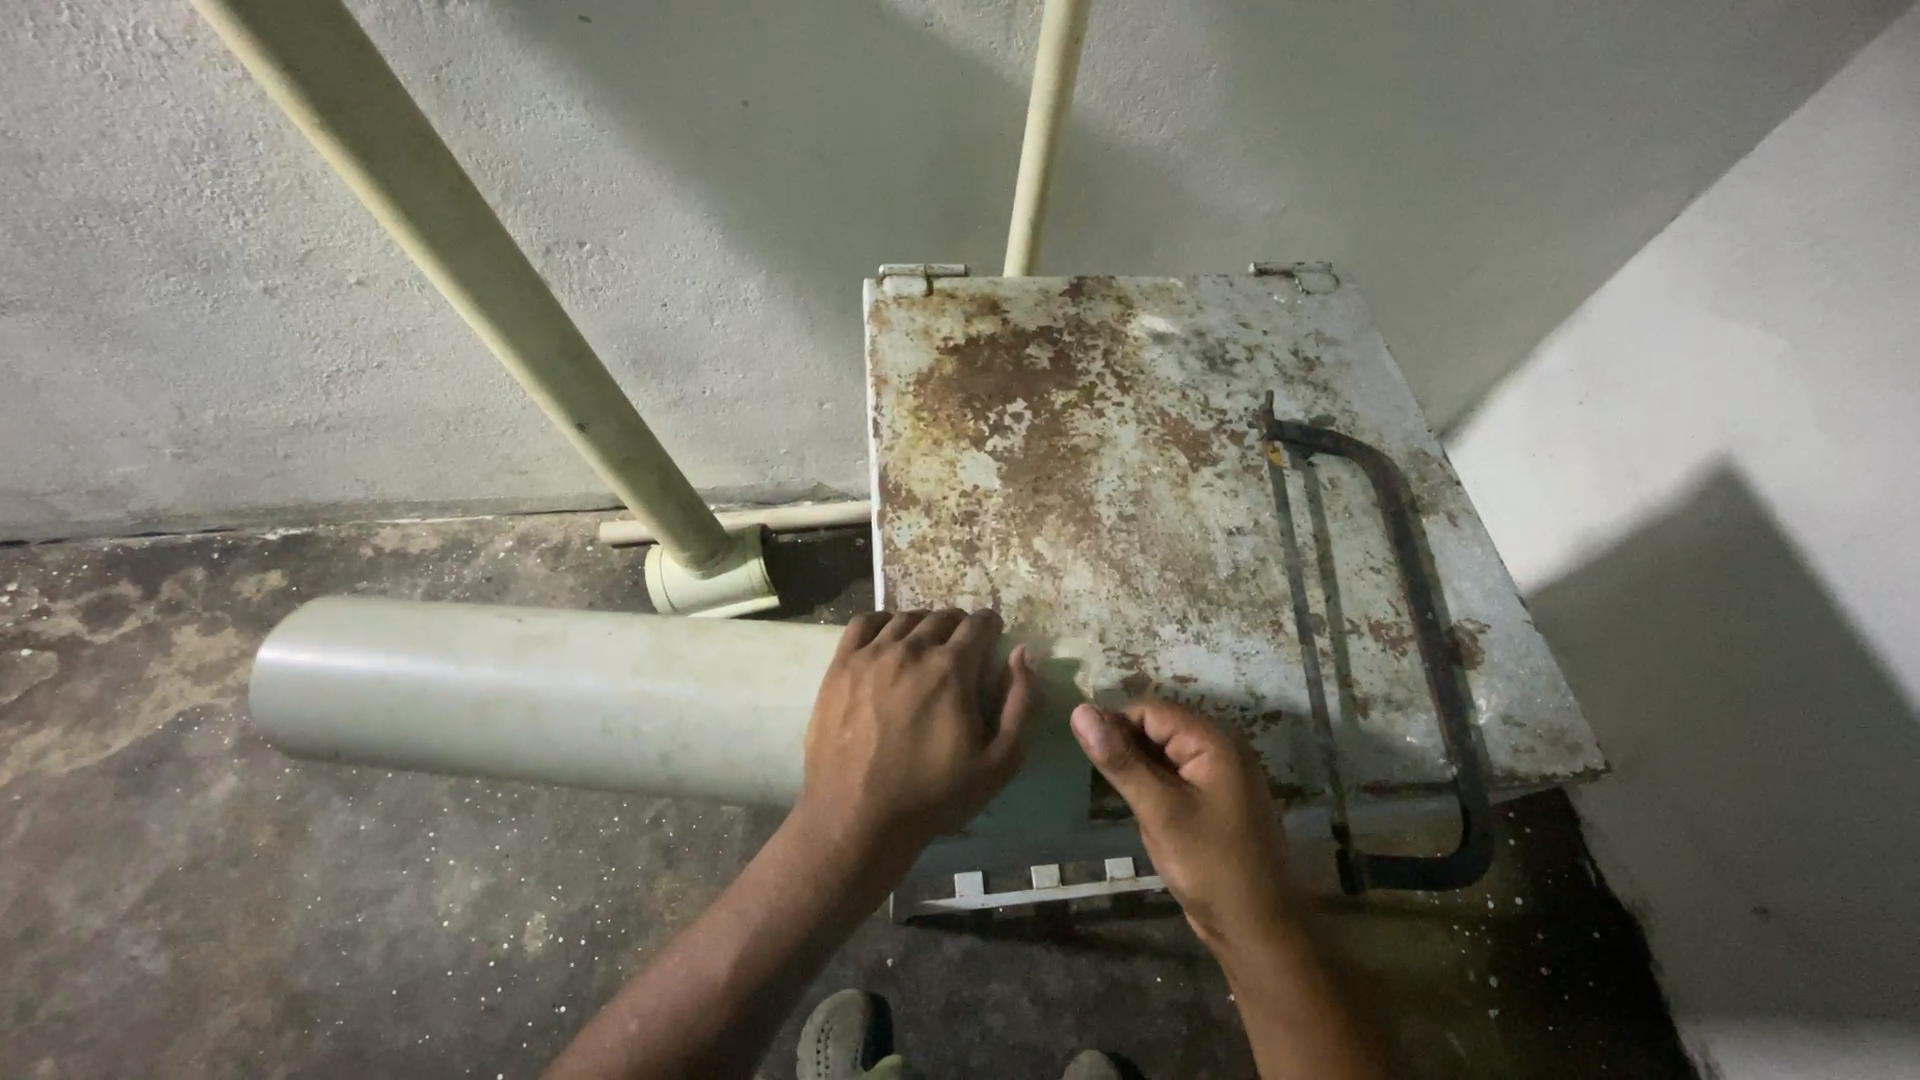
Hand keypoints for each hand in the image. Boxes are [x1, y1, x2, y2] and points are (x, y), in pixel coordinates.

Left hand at [796, 609, 1033, 869]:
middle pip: (942, 617)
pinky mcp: (840, 667)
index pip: (979, 624)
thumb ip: (1020, 703)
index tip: (991, 639)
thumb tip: (1022, 654)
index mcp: (952, 669)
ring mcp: (870, 655)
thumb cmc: (933, 795)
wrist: (856, 817)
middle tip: (961, 648)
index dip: (991, 627)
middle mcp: (911, 650)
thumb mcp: (999, 763)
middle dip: (959, 627)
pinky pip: (864, 624)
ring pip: (905, 618)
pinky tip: (887, 640)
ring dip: (923, 625)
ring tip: (926, 645)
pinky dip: (882, 623)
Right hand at [1070, 700, 1295, 948]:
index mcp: (1214, 742)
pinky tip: (1134, 805)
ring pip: (1163, 753)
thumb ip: (1120, 759)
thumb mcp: (1159, 810)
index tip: (1086, 752)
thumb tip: (1079, 711)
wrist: (1257, 930)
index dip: (1115, 724)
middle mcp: (1219, 750)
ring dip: (1136, 767)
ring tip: (1111, 791)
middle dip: (1125, 745)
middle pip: (1159, 728)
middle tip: (1097, 776)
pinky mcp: (1211, 802)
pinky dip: (1150, 785)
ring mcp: (1217, 778)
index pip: (1151, 710)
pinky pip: (1173, 776)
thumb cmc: (1210, 866)